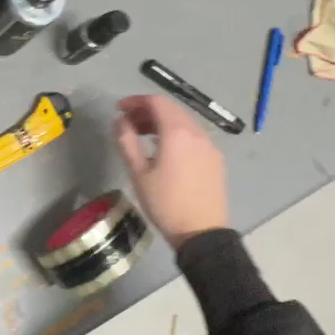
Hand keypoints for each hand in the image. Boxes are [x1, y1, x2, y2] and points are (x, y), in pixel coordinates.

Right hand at [113, 94, 229, 248]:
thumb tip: (119, 121)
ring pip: (184, 121)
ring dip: (162, 121)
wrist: (202, 232)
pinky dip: (176, 133)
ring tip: (143, 136)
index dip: (136, 101)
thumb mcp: (138, 173)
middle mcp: (196, 132)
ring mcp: (209, 145)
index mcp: (177, 133)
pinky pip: (193, 135)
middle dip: (148, 110)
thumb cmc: (165, 203)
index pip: (156, 102)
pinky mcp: (215, 158)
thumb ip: (127, 141)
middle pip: (171, 109)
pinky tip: (165, 149)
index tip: (119, 109)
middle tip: (128, 123)